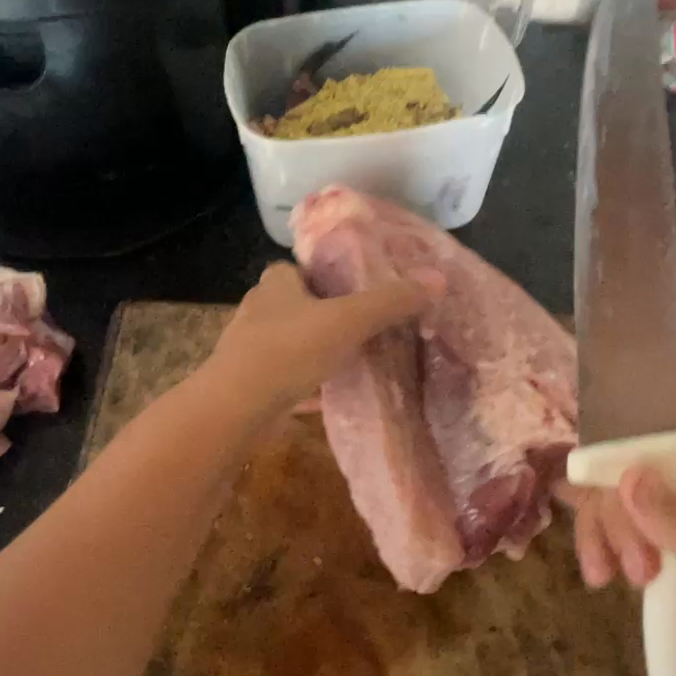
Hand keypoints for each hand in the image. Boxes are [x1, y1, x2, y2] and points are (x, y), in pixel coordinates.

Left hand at [201, 261, 439, 413]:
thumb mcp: (349, 319)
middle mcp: (259, 311)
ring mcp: (251, 350)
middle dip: (323, 315)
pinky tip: (332, 396)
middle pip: (295, 306)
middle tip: (361, 325)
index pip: (297, 269)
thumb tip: (437, 278)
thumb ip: (390, 301)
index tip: (355, 288)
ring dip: (315, 350)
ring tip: (353, 359)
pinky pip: (286, 378)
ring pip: (290, 343)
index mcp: (276, 284)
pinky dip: (307, 384)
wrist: (237, 406)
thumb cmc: (290, 348)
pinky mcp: (251, 385)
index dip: (323, 275)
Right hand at [608, 388, 675, 675]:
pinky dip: (601, 551)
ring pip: (622, 499)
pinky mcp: (667, 570)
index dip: (658, 403)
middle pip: (643, 459)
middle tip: (628, 556)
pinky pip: (620, 538)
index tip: (605, 421)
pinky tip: (598, 579)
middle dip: (618, 497)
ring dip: (605, 529)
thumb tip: (626, 473)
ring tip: (609, 577)